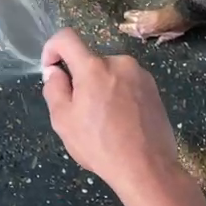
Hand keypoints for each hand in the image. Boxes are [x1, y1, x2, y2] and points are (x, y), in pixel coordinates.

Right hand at [40, 29, 184, 200]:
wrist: (147, 167)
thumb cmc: (100, 145)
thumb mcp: (64, 121)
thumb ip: (54, 89)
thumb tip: (54, 72)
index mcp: (94, 67)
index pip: (66, 38)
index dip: (51, 49)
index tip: (51, 70)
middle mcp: (119, 62)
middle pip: (89, 61)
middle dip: (80, 79)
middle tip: (80, 111)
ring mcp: (140, 74)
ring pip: (109, 73)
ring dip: (100, 88)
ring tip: (103, 121)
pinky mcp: (154, 88)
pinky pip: (127, 83)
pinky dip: (118, 95)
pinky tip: (122, 122)